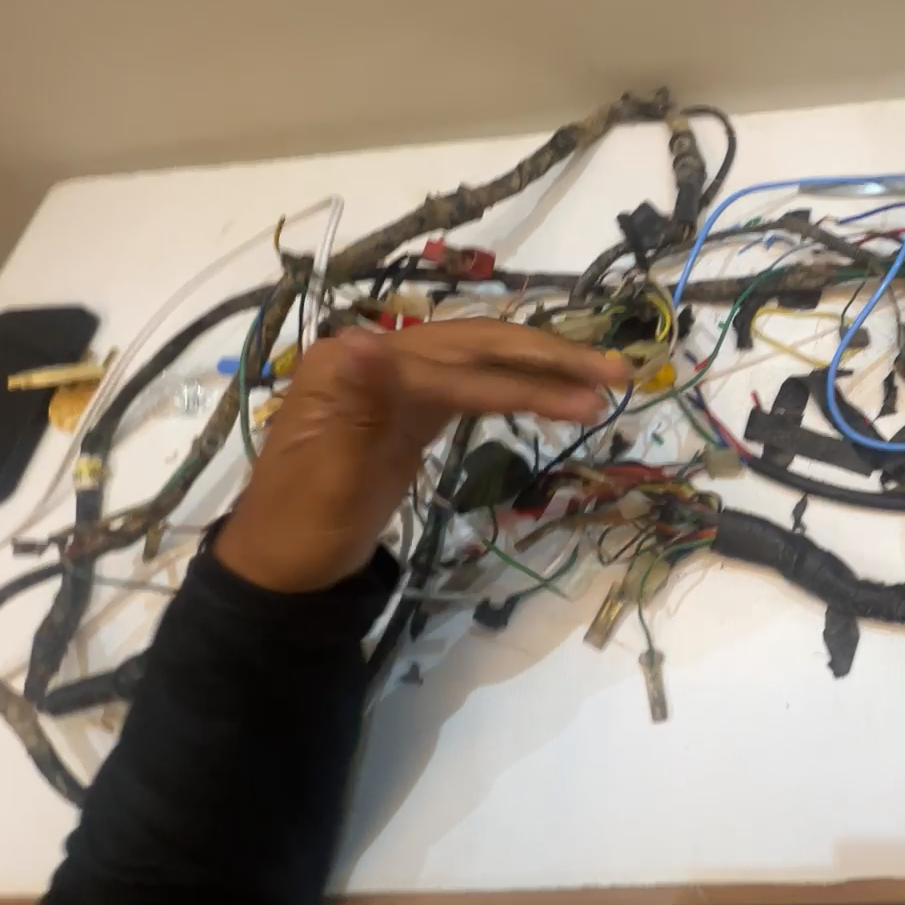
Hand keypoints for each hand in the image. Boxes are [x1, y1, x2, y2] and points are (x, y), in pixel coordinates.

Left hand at [215, 319, 630, 591]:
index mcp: (355, 365)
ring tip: (604, 381)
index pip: (459, 369)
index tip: (590, 402)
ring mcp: (401, 378)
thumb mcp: (328, 477)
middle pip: (480, 345)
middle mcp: (381, 356)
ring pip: (486, 359)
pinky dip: (521, 389)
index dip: (527, 385)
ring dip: (546, 369)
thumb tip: (366, 341)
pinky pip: (478, 384)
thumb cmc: (306, 527)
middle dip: (551, 358)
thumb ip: (355, 408)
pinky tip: (555, 395)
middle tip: (617, 371)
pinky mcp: (417, 403)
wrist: (287, 563)